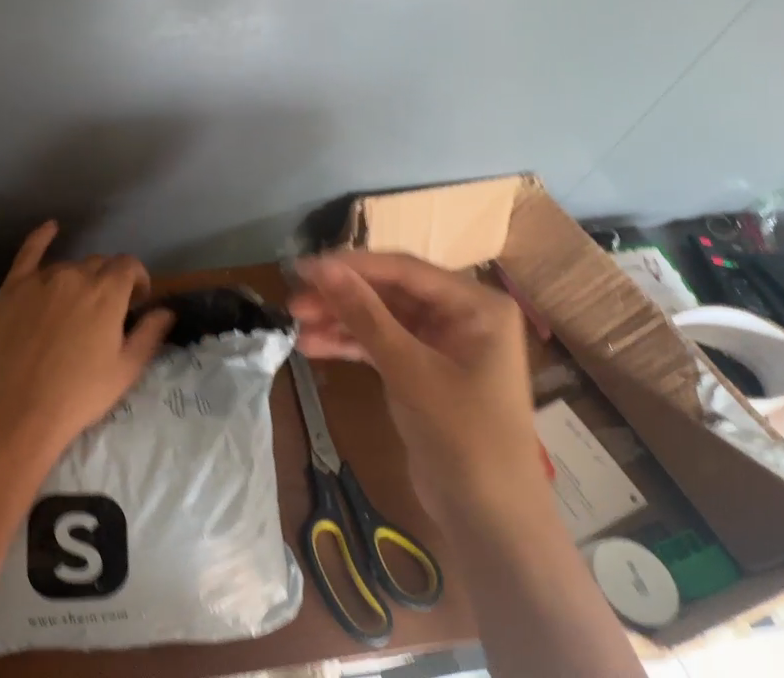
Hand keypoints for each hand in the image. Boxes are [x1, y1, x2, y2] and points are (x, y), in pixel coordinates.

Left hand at [0, 222, 174, 456]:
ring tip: (76, 308)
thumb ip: (149, 334)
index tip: (136, 303)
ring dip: (79, 278)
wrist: (20, 410)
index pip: (129, 266)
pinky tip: (52, 228)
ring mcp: (40, 279)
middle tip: (106, 313)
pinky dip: (42, 237)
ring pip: (68, 266)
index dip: (137, 281)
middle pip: (99, 265)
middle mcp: (75, 275)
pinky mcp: (12, 288)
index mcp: (107, 292)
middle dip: (109, 282)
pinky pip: (29, 252)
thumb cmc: (80, 394)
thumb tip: (165, 310)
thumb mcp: (126, 369)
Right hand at [290, 250, 537, 514]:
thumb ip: (364, 315)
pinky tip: (312, 347)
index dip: (351, 266)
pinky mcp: (423, 372)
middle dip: (342, 297)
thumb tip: (322, 269)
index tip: (302, 267)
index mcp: (476, 306)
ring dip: (340, 321)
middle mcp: (462, 317)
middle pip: (390, 292)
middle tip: (293, 302)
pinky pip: (381, 345)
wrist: (490, 517)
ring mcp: (443, 345)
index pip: (404, 269)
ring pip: (380, 318)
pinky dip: (349, 345)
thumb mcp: (409, 369)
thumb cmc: (462, 435)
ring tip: (295, 326)